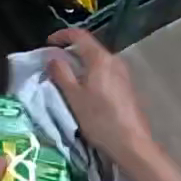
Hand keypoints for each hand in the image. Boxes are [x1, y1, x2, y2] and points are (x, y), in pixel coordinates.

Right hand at [46, 27, 154, 165]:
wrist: (133, 146)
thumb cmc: (100, 119)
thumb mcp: (73, 96)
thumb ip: (60, 72)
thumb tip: (53, 58)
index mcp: (100, 59)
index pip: (79, 35)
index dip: (61, 35)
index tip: (48, 44)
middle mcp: (114, 61)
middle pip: (89, 47)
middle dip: (70, 50)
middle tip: (54, 62)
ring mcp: (123, 74)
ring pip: (97, 60)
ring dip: (80, 63)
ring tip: (67, 76)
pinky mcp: (127, 87)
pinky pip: (104, 71)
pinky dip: (91, 73)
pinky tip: (84, 89)